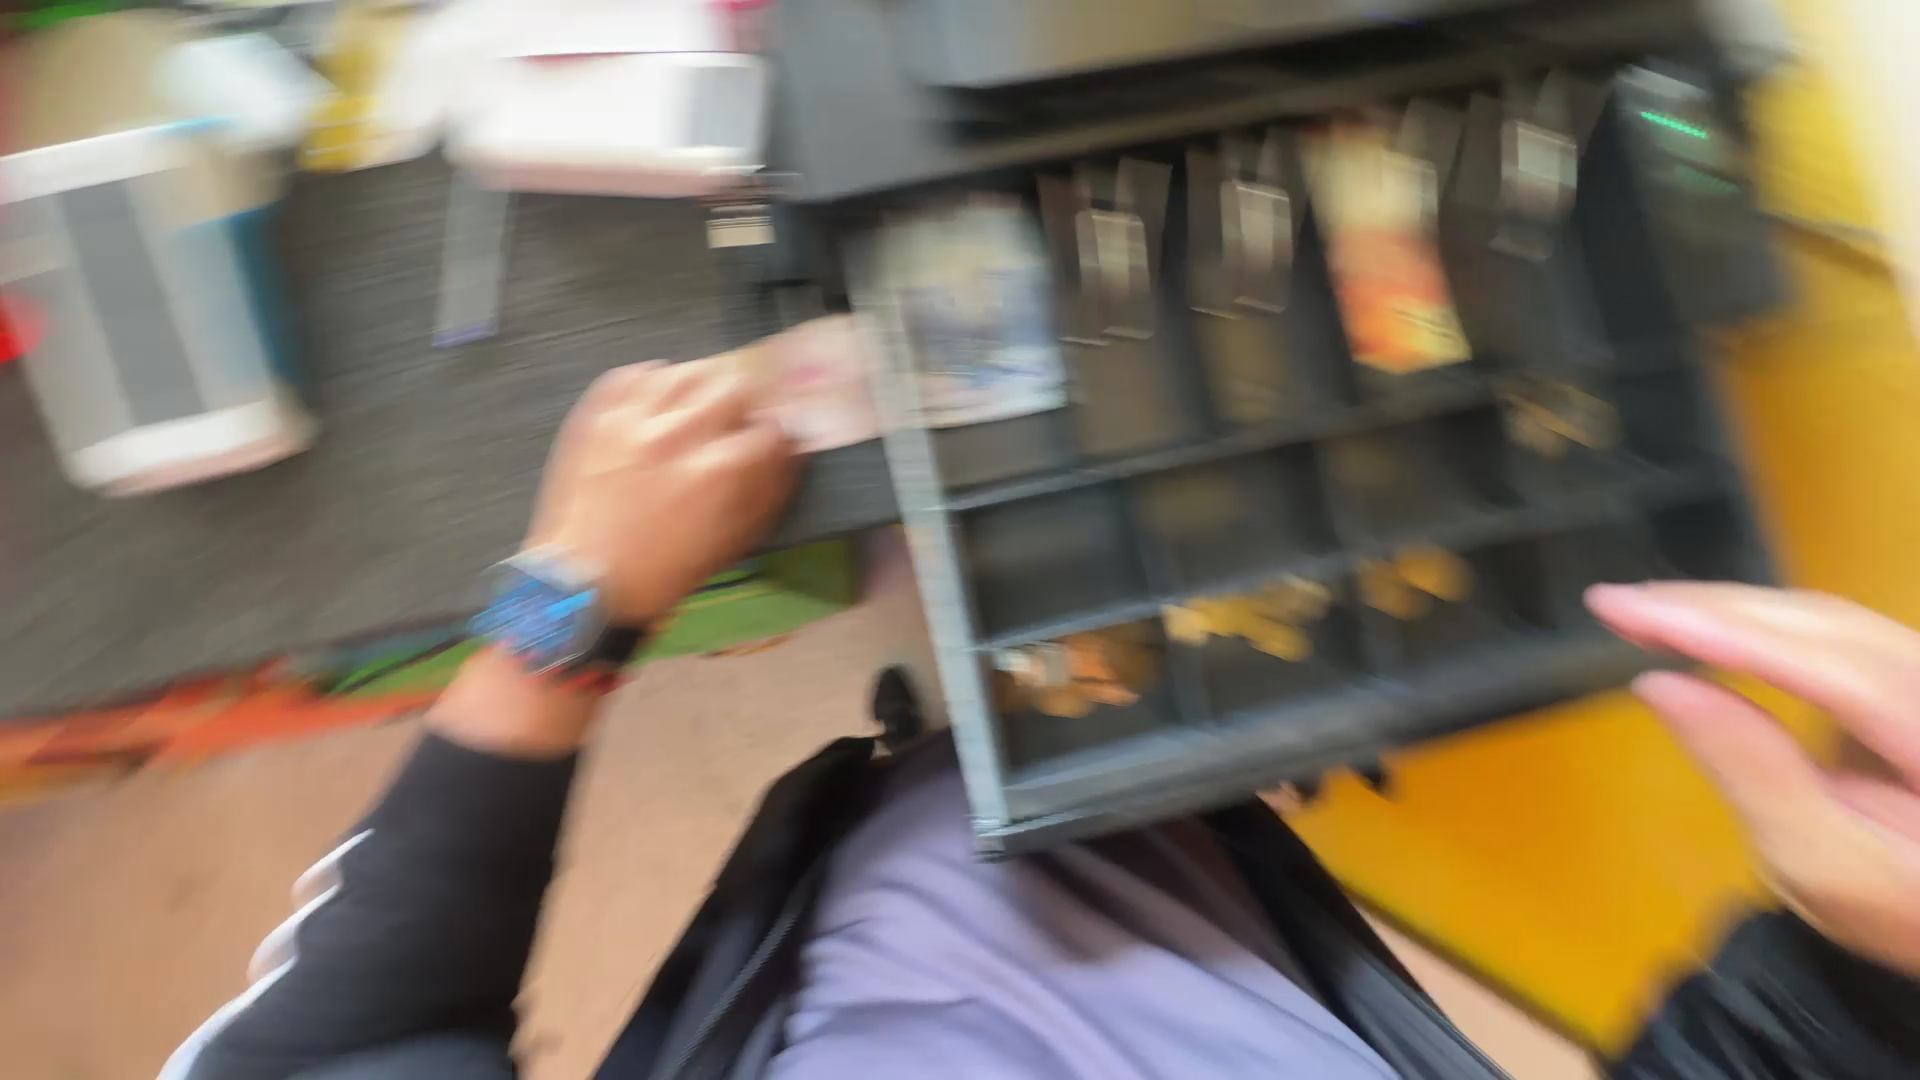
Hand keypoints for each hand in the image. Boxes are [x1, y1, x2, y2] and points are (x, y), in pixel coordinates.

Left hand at [526, 359, 796, 622]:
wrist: (586, 582)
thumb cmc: (668, 569)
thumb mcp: (735, 540)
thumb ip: (770, 490)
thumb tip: (790, 454)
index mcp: (721, 470)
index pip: (772, 429)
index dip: (777, 438)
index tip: (769, 446)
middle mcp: (682, 434)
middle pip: (735, 386)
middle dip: (746, 405)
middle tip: (737, 422)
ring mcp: (635, 420)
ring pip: (686, 370)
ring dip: (702, 387)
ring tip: (697, 407)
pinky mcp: (598, 416)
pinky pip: (633, 374)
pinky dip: (653, 383)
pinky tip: (659, 404)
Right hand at [1586, 583, 1919, 977]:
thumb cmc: (1888, 907)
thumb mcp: (1818, 862)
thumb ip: (1749, 770)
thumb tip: (1659, 685)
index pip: (1839, 673)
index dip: (1728, 635)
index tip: (1628, 612)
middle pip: (1833, 630)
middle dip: (1717, 608)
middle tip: (1614, 603)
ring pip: (1830, 620)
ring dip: (1728, 606)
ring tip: (1640, 608)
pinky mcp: (1910, 683)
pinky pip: (1829, 631)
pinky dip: (1752, 617)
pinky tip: (1700, 618)